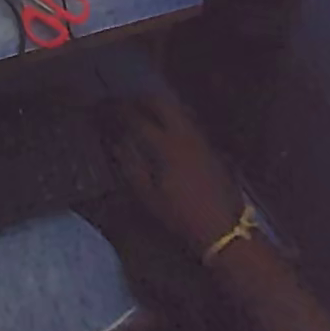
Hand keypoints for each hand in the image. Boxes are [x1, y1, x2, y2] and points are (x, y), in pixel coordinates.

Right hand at [105, 93, 245, 255]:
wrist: (226, 231)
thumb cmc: (182, 216)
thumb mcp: (149, 196)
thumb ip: (131, 166)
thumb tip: (117, 144)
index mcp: (165, 145)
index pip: (136, 118)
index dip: (117, 110)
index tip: (103, 106)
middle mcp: (183, 134)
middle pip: (160, 102)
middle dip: (139, 99)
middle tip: (123, 102)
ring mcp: (200, 138)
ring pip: (176, 108)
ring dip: (157, 105)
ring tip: (141, 111)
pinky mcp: (210, 147)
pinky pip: (186, 120)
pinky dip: (171, 116)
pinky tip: (163, 128)